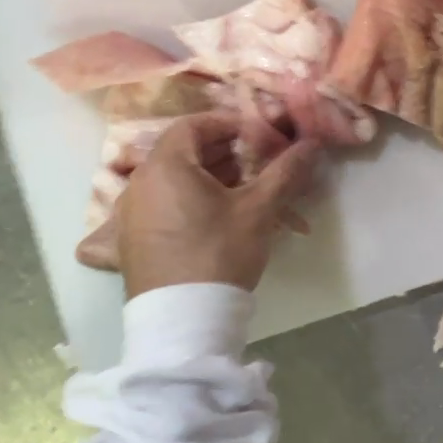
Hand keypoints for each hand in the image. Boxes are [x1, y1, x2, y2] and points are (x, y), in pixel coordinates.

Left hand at [117, 114, 321, 299]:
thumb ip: (286, 170)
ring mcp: (130, 215)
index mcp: (165, 168)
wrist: (184, 319)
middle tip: (260, 161)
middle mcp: (138, 184)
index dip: (229, 123)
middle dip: (225, 151)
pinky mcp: (132, 241)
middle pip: (182, 152)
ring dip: (211, 176)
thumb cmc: (220, 251)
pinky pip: (162, 204)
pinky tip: (217, 216)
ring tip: (247, 189)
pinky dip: (190, 199)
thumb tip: (311, 143)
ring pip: (173, 179)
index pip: (193, 125)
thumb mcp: (260, 207)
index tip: (260, 135)